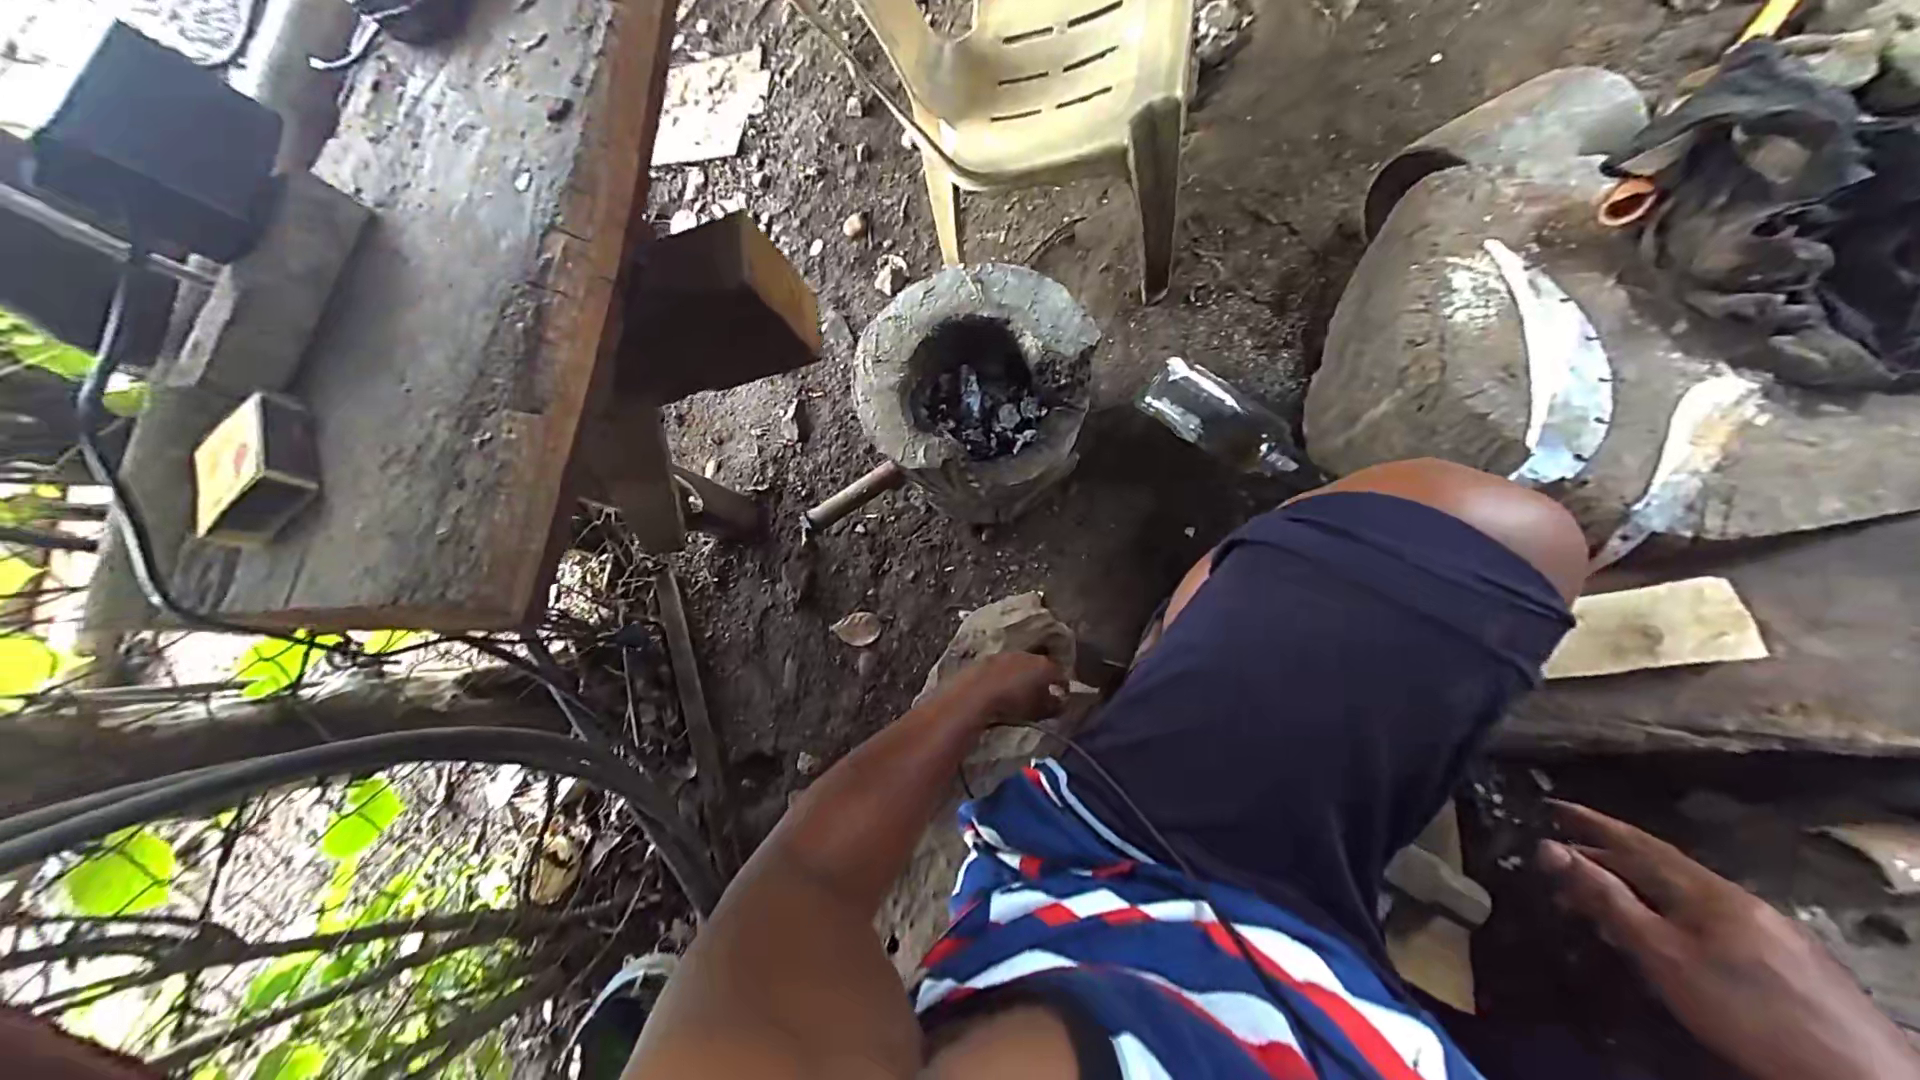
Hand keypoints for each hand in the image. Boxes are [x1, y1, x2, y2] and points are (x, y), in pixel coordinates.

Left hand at [927, 653, 1067, 730]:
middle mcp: (1028, 655)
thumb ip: (1054, 705)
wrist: (976, 693)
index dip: (1062, 685)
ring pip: (1021, 664)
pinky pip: (1003, 667)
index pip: (1060, 674)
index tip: (1062, 695)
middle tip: (1040, 693)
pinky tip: (1000, 687)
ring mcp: (1007, 654)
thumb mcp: (1039, 711)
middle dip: (1041, 678)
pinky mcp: (989, 658)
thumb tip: (1060, 701)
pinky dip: (1005, 675)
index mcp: (1045, 666)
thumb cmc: (1014, 705)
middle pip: (1040, 665)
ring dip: (1022, 674)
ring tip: (1018, 690)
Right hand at [1538, 801, 1919, 1079]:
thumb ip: (1605, 898)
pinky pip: (1705, 919)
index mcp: (1706, 890)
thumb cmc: (1744, 1008)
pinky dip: (1665, 913)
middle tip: (1557, 864)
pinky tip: (1657, 934)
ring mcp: (1767, 930)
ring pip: (1682, 896)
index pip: (1638, 842)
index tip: (1552, 806)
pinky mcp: (1785, 961)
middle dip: (1603, 860)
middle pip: (1659, 868)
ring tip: (1594, 903)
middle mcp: (1737, 899)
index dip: (1592, 822)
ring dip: (1632, 890)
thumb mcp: (1661, 953)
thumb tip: (1550, 847)